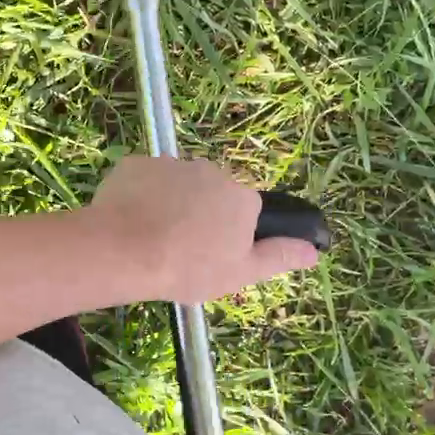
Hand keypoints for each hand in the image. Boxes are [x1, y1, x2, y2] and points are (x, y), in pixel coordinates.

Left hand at [86, 154, 319, 302]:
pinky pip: (144, 179)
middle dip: (200, 211)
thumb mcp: (241, 272)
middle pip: (209, 191)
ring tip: (153, 234)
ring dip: (169, 201)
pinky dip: (140, 194)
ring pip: (175, 183)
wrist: (122, 250)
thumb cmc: (188, 266)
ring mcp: (167, 163)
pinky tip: (131, 218)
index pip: (243, 209)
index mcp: (239, 196)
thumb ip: (279, 256)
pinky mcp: (134, 163)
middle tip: (182, 244)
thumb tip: (312, 250)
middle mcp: (207, 170)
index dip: (230, 231)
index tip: (213, 250)